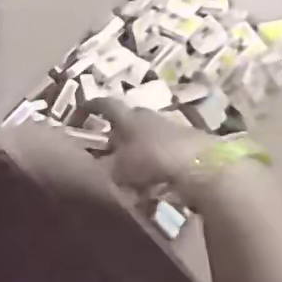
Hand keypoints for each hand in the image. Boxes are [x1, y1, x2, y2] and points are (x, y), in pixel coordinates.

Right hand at [94, 99, 219, 197]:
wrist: (201, 165)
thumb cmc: (151, 160)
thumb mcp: (118, 169)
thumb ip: (103, 167)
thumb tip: (91, 167)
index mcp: (127, 117)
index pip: (104, 104)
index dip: (90, 106)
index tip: (80, 112)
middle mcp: (147, 116)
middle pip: (127, 120)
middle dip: (116, 133)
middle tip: (106, 149)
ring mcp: (170, 125)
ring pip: (145, 134)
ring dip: (136, 147)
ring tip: (130, 168)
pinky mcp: (188, 139)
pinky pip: (163, 147)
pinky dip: (154, 158)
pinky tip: (153, 177)